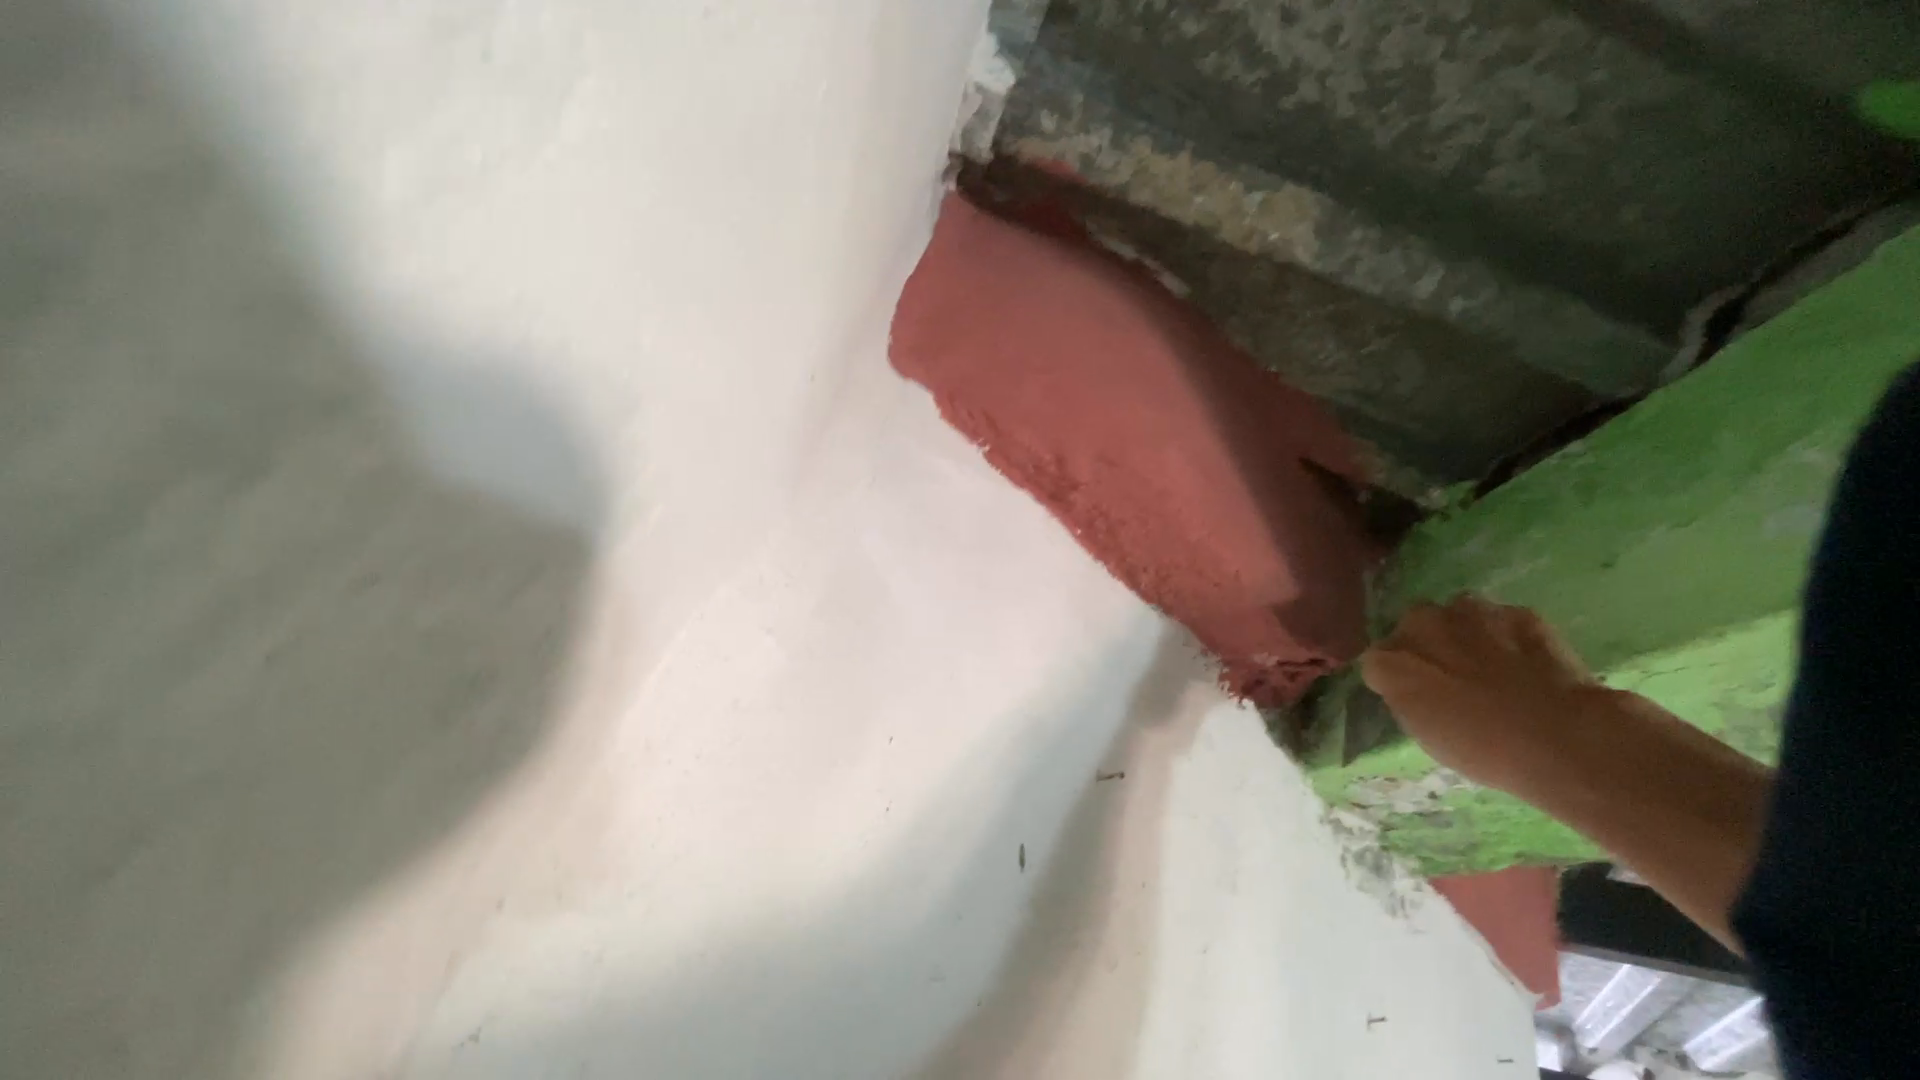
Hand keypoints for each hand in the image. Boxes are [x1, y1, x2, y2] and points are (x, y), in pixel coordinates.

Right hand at [1360, 595, 1608, 796]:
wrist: (1561, 738)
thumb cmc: (1482, 748)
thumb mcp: (1424, 733)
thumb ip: (1406, 696)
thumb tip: (1408, 684)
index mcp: (1390, 660)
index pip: (1377, 659)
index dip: (1395, 676)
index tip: (1413, 695)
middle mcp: (1422, 624)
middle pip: (1414, 624)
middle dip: (1427, 642)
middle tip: (1450, 675)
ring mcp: (1473, 613)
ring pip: (1458, 615)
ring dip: (1466, 633)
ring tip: (1490, 665)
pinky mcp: (1520, 613)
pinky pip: (1504, 622)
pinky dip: (1509, 637)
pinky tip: (1525, 663)